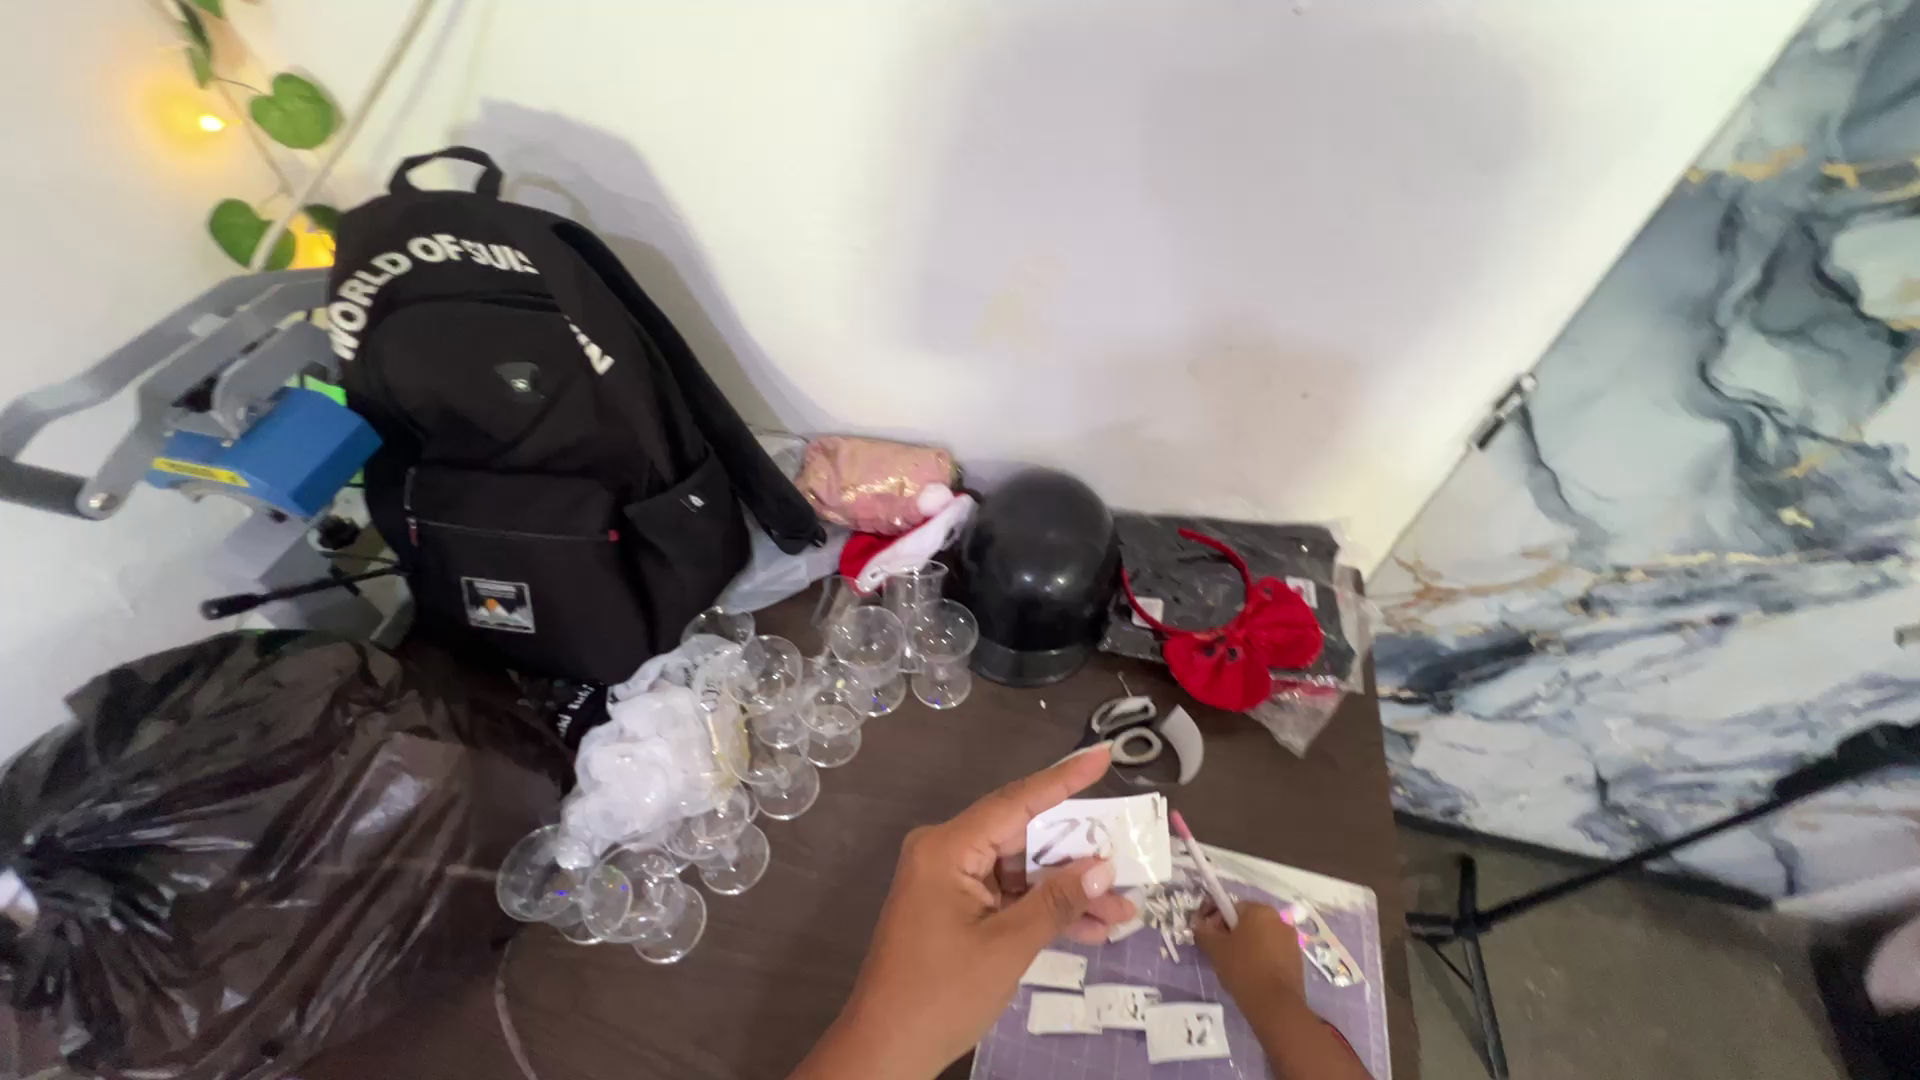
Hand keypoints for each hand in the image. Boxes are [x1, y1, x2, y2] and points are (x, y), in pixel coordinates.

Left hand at [790, 745, 1136, 1079]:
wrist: (885, 1052)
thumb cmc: (940, 993)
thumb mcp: (1006, 946)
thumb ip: (1056, 901)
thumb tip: (1102, 867)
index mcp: (948, 846)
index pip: (1016, 800)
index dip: (1064, 778)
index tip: (1102, 755)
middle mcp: (948, 851)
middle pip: (1024, 836)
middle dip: (1078, 853)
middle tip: (1128, 853)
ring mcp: (952, 880)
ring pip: (1022, 870)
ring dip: (1068, 891)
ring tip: (1123, 909)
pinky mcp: (958, 906)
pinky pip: (1010, 895)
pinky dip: (1045, 910)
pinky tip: (1092, 928)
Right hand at [1193, 901, 1304, 1014]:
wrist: (1276, 1007)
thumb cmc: (1243, 969)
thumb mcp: (1215, 948)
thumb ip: (1203, 930)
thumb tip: (1199, 923)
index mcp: (1259, 910)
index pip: (1231, 907)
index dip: (1215, 919)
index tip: (1208, 936)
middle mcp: (1279, 919)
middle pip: (1247, 921)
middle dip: (1232, 932)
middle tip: (1219, 951)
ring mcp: (1291, 941)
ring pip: (1261, 937)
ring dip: (1247, 945)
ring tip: (1235, 965)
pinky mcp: (1297, 960)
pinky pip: (1273, 952)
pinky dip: (1261, 958)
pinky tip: (1252, 975)